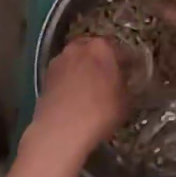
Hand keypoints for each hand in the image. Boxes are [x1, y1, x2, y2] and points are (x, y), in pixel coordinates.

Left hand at [27, 36, 127, 161]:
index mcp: (102, 48)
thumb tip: (121, 81)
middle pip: (94, 51)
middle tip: (108, 78)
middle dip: (101, 61)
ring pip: (75, 60)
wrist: (61, 129)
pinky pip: (63, 73)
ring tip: (89, 87)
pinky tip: (73, 94)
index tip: (131, 73)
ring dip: (83, 69)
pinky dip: (69, 79)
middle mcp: (78, 47)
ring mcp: (59, 60)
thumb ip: (125, 84)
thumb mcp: (126, 100)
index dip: (127, 63)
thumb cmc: (101, 112)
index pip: (121, 51)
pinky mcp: (45, 74)